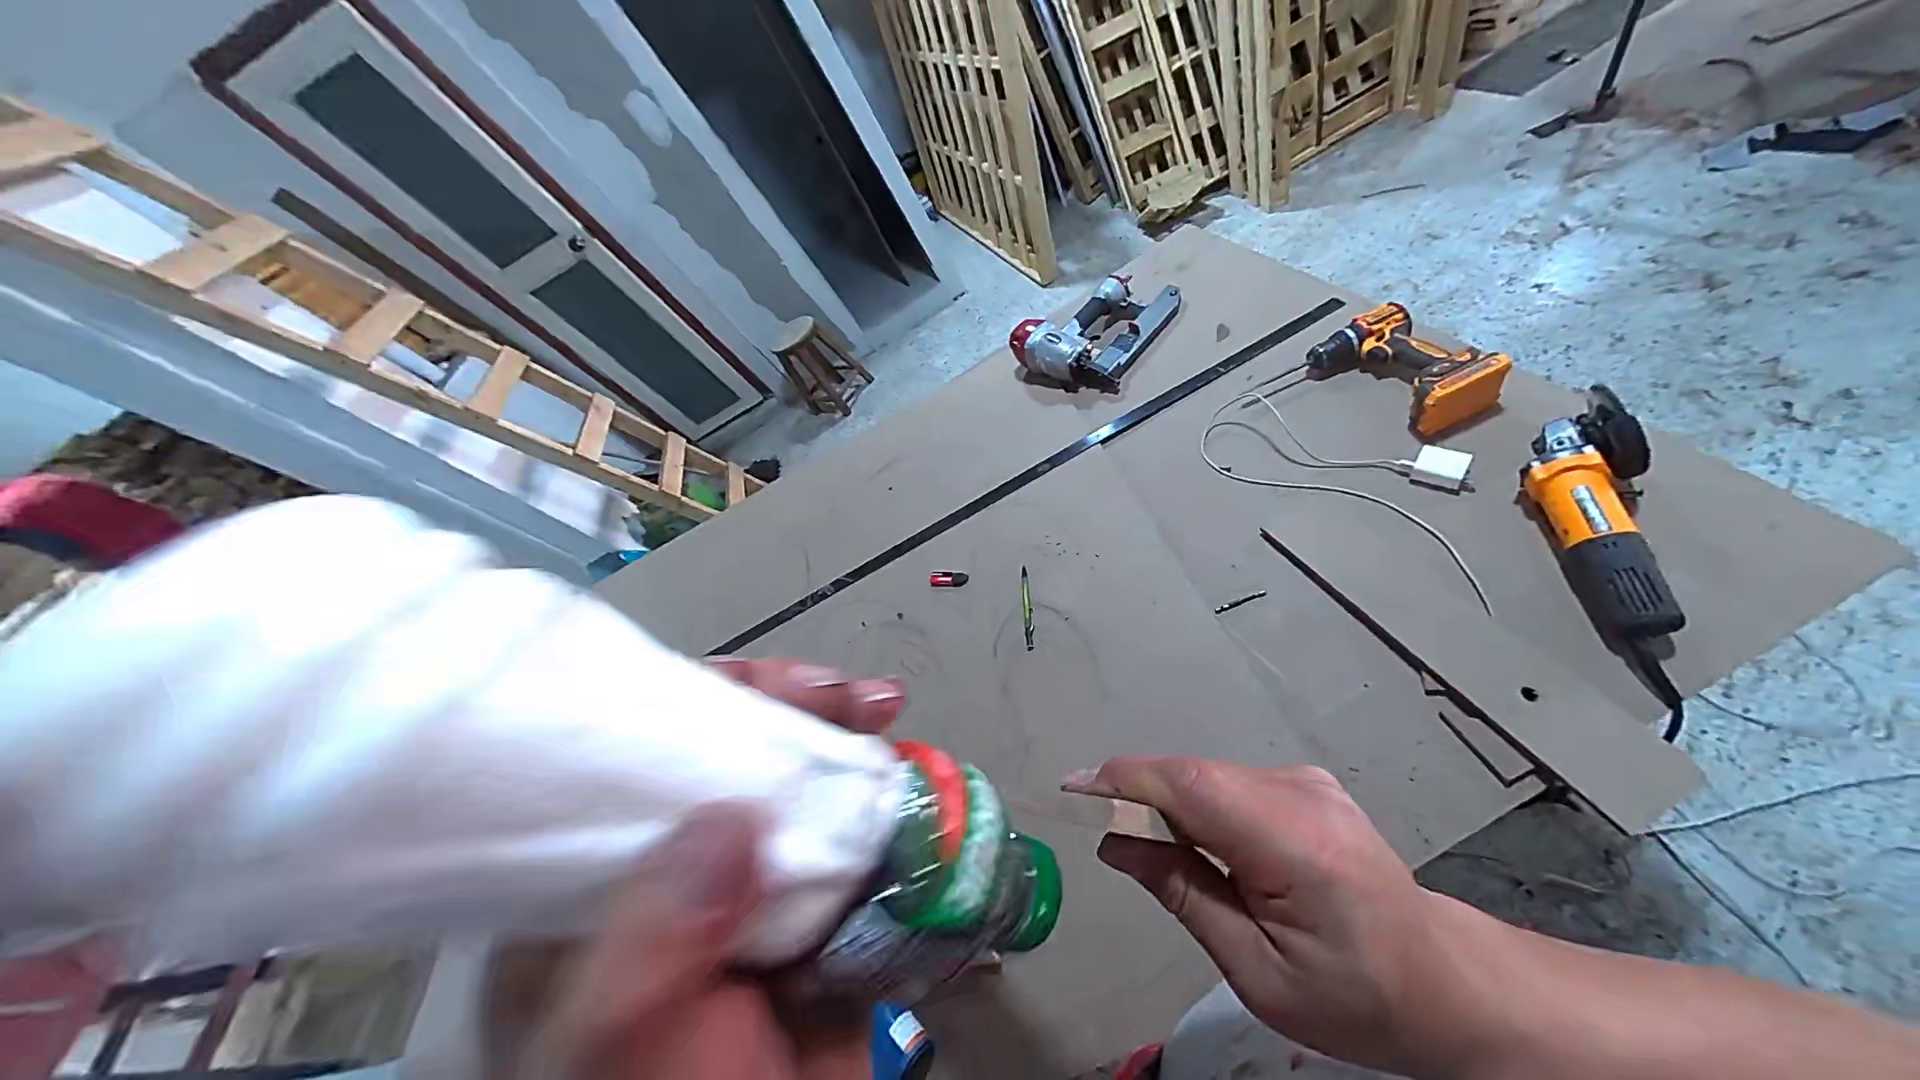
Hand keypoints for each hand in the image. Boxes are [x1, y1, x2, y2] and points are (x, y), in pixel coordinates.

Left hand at [487, 658, 902, 1079]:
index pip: (650, 759)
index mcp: (606, 885)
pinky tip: (916, 795)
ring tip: (892, 727)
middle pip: (745, 765)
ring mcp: (762, 896)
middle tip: (858, 699)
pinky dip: (893, 821)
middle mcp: (687, 876)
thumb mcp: (616, 1041)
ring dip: (857, 758)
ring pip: (811, 800)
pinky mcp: (825, 921)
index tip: (780, 686)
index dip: (714, 704)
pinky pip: (861, 854)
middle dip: (806, 717)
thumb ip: (649, 938)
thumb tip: (728, 822)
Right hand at [1065, 758, 1497, 1077]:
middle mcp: (1300, 793)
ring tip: (1141, 840)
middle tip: (1097, 827)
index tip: (1073, 791)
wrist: (1445, 979)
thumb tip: (1116, 844)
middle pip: (1193, 775)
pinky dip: (1191, 800)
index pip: (1192, 786)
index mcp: (1296, 845)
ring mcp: (1306, 781)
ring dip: (1163, 799)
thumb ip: (1184, 894)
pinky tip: (1188, 835)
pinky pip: (1226, 781)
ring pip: (1205, 775)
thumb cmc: (1354, 995)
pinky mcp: (1304, 782)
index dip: (1125, 780)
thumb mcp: (1258, 970)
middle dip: (1135, 794)